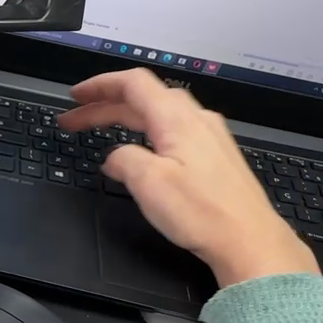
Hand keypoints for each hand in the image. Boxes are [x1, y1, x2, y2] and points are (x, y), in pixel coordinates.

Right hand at [58, 69, 318, 287]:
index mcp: (177, 121)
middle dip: (103, 105)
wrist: (247, 238)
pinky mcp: (211, 155)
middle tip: (75, 119)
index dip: (100, 86)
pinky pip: (170, 130)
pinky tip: (136, 151)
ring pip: (157, 113)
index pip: (133, 84)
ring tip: (98, 129)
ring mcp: (206, 137)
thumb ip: (124, 160)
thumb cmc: (205, 214)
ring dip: (122, 117)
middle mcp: (195, 121)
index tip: (76, 95)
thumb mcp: (149, 184)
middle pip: (143, 97)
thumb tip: (114, 157)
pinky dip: (143, 132)